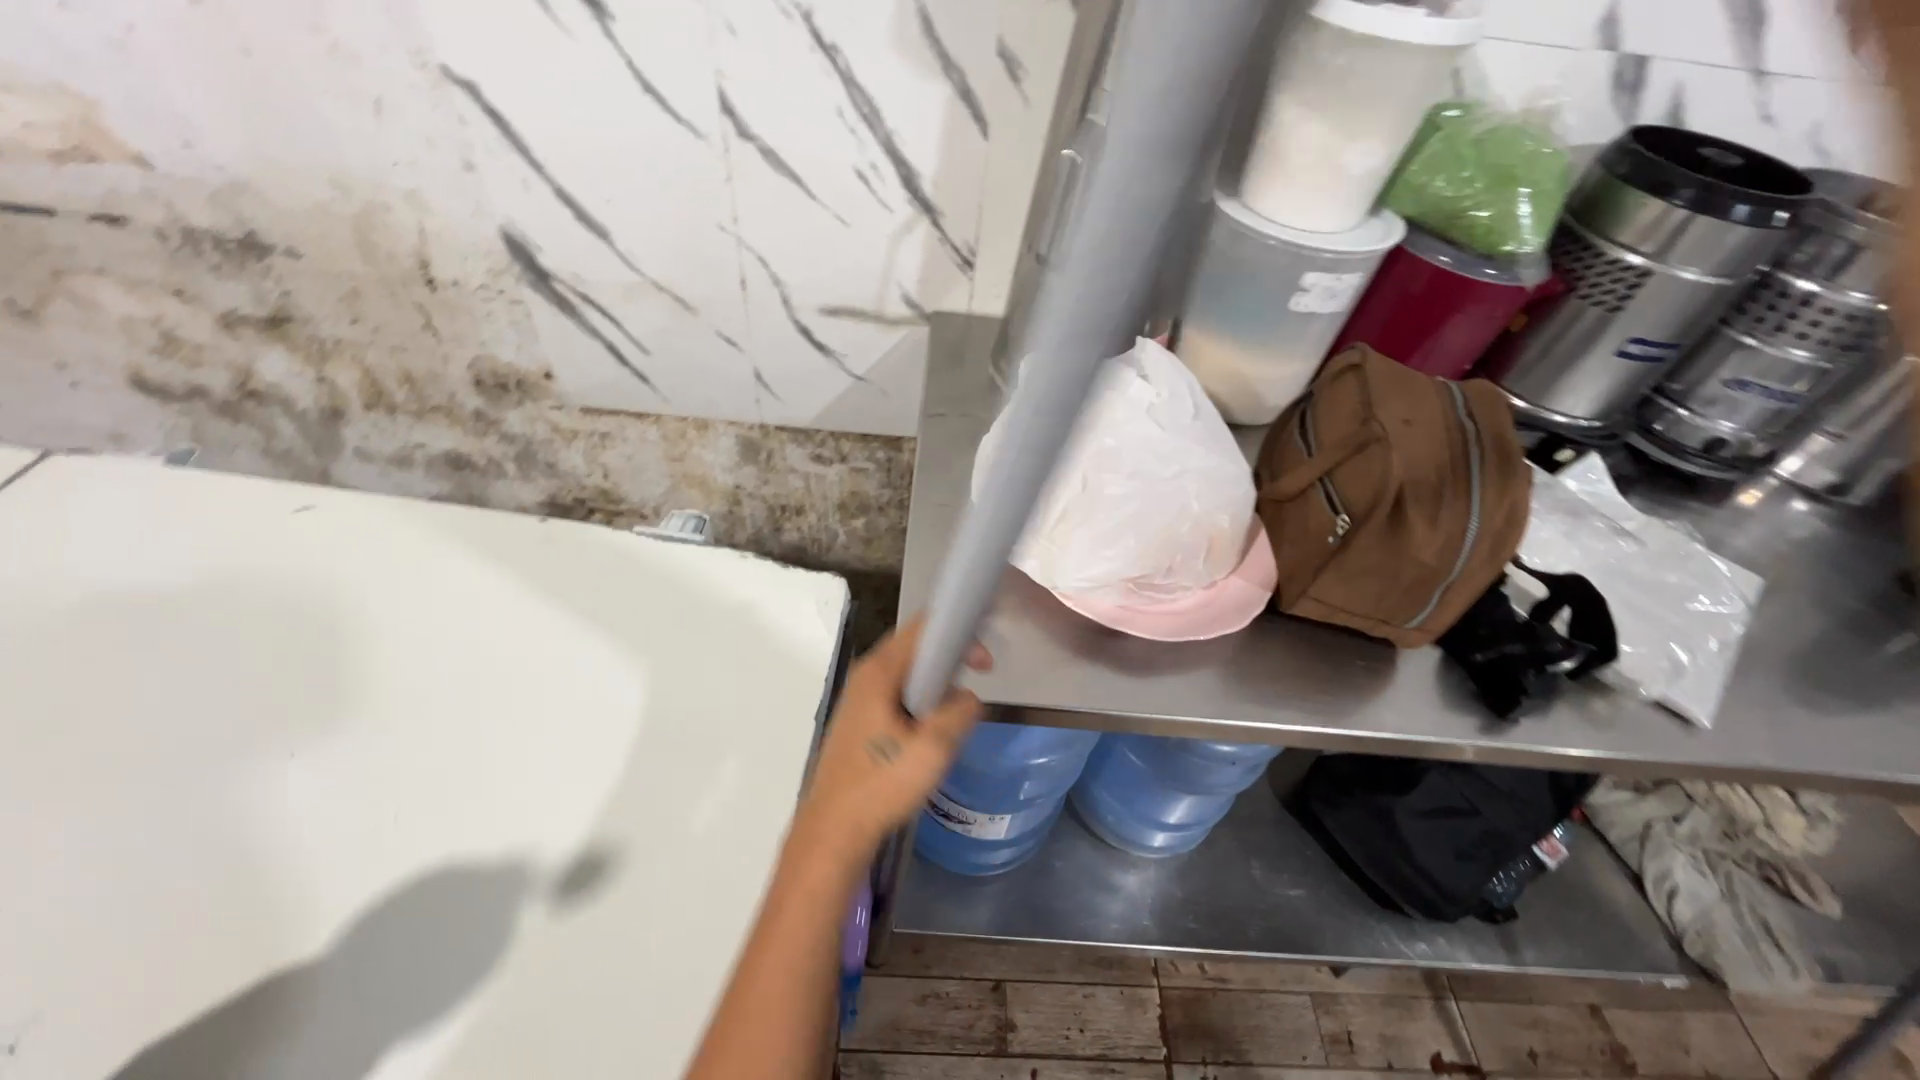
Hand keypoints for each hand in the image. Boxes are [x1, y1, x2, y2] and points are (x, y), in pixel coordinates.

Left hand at [791, 617, 990, 863]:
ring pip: (907, 675)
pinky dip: (920, 704)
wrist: (833, 830)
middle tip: (975, 688)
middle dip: (951, 661)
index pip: (923, 628)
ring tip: (955, 717)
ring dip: (936, 687)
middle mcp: (865, 677)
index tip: (984, 665)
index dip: (959, 634)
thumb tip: (968, 698)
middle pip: (915, 648)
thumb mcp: (933, 749)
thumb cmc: (881, 786)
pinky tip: (930, 736)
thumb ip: (959, 713)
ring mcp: (859, 700)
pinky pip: (897, 696)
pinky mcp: (859, 722)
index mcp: (879, 673)